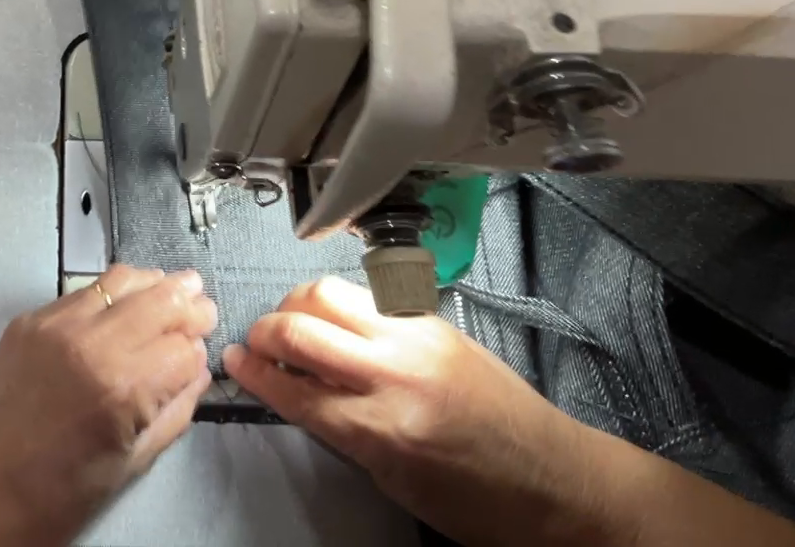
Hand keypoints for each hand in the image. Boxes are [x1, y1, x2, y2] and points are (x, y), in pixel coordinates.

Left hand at [0, 264, 217, 546]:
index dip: (198, 347)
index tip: (202, 348)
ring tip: (170, 286)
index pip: (183, 347)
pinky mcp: (30, 318)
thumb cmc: (59, 493)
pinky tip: (122, 301)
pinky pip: (82, 291)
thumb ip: (174, 410)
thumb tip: (196, 368)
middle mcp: (90, 344)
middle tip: (201, 302)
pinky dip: (111, 292)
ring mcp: (56, 324)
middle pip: (158, 300)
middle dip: (187, 300)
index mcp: (121, 389)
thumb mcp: (133, 463)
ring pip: (121, 281)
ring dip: (152, 283)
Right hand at [225, 277, 794, 546]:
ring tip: (292, 322)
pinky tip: (338, 320)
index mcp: (383, 429)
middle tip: (256, 342)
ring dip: (295, 303)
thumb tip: (290, 389)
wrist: (562, 484)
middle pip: (299, 327)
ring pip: (327, 292)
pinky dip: (339, 302)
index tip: (233, 362)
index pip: (293, 387)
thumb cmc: (483, 502)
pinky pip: (367, 293)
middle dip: (263, 331)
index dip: (252, 372)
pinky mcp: (434, 319)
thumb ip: (338, 426)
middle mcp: (396, 373)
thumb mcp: (393, 479)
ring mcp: (416, 337)